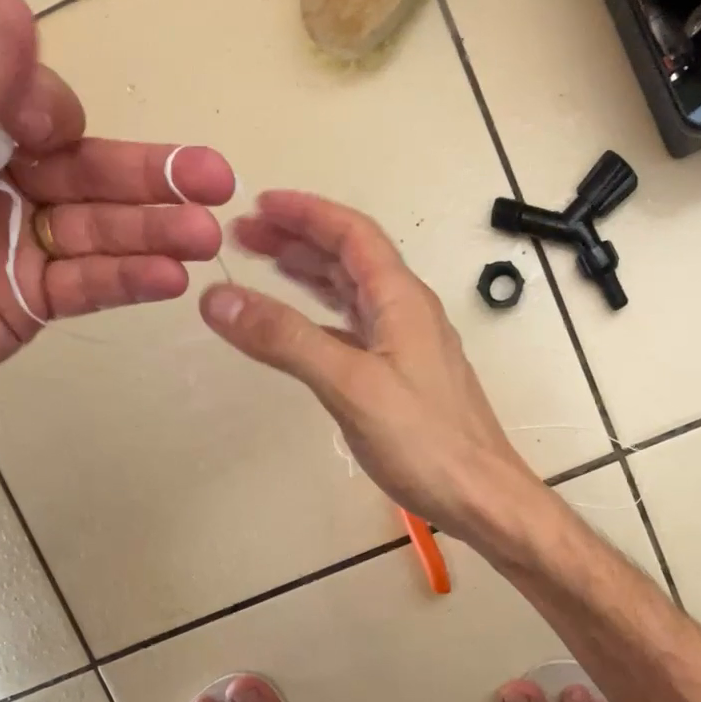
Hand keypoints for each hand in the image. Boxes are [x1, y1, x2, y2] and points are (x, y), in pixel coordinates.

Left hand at [0, 0, 233, 443]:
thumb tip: (14, 4)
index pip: (28, 108)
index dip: (52, 117)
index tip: (44, 137)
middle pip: (85, 170)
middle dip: (151, 173)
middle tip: (216, 179)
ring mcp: (12, 247)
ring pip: (100, 229)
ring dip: (156, 230)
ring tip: (206, 235)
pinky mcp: (27, 305)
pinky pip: (90, 285)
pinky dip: (130, 281)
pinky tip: (171, 279)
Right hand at [199, 191, 545, 542]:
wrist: (482, 497)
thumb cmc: (425, 441)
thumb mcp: (351, 385)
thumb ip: (286, 340)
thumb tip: (218, 297)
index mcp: (402, 300)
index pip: (353, 233)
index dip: (306, 212)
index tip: (256, 204)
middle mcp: (409, 313)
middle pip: (352, 259)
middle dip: (298, 240)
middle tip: (242, 238)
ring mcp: (410, 348)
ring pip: (355, 295)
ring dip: (310, 275)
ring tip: (263, 268)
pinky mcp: (406, 380)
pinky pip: (358, 331)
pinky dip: (324, 319)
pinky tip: (302, 329)